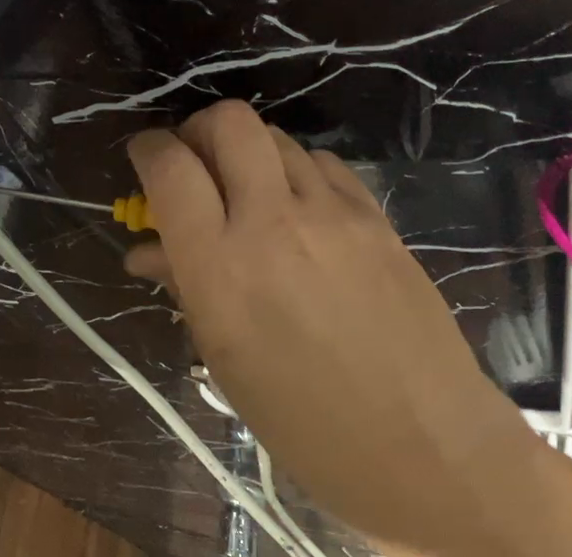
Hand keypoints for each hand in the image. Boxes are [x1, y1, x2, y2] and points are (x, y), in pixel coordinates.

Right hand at [124, 101, 571, 556]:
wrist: (427, 450)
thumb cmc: (303, 421)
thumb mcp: (224, 357)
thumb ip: (181, 284)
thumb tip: (145, 250)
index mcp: (220, 266)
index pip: (170, 166)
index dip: (148, 148)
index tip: (144, 156)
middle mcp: (272, 222)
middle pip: (228, 121)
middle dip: (199, 129)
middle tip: (195, 162)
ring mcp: (332, 213)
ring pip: (276, 136)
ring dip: (249, 150)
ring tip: (246, 189)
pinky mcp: (376, 217)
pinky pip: (323, 163)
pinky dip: (296, 170)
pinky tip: (298, 206)